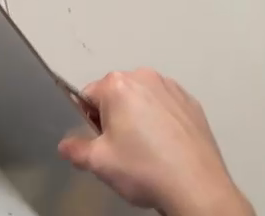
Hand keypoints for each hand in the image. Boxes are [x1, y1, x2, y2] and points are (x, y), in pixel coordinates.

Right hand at [59, 70, 251, 215]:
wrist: (198, 188)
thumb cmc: (146, 170)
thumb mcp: (100, 164)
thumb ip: (76, 150)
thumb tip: (66, 145)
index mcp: (116, 84)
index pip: (88, 95)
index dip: (88, 121)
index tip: (100, 142)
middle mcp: (143, 76)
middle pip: (116, 95)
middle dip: (114, 118)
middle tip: (122, 150)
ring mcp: (170, 87)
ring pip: (142, 99)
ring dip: (139, 117)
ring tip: (147, 151)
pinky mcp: (190, 102)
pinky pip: (166, 106)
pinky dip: (162, 121)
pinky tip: (166, 148)